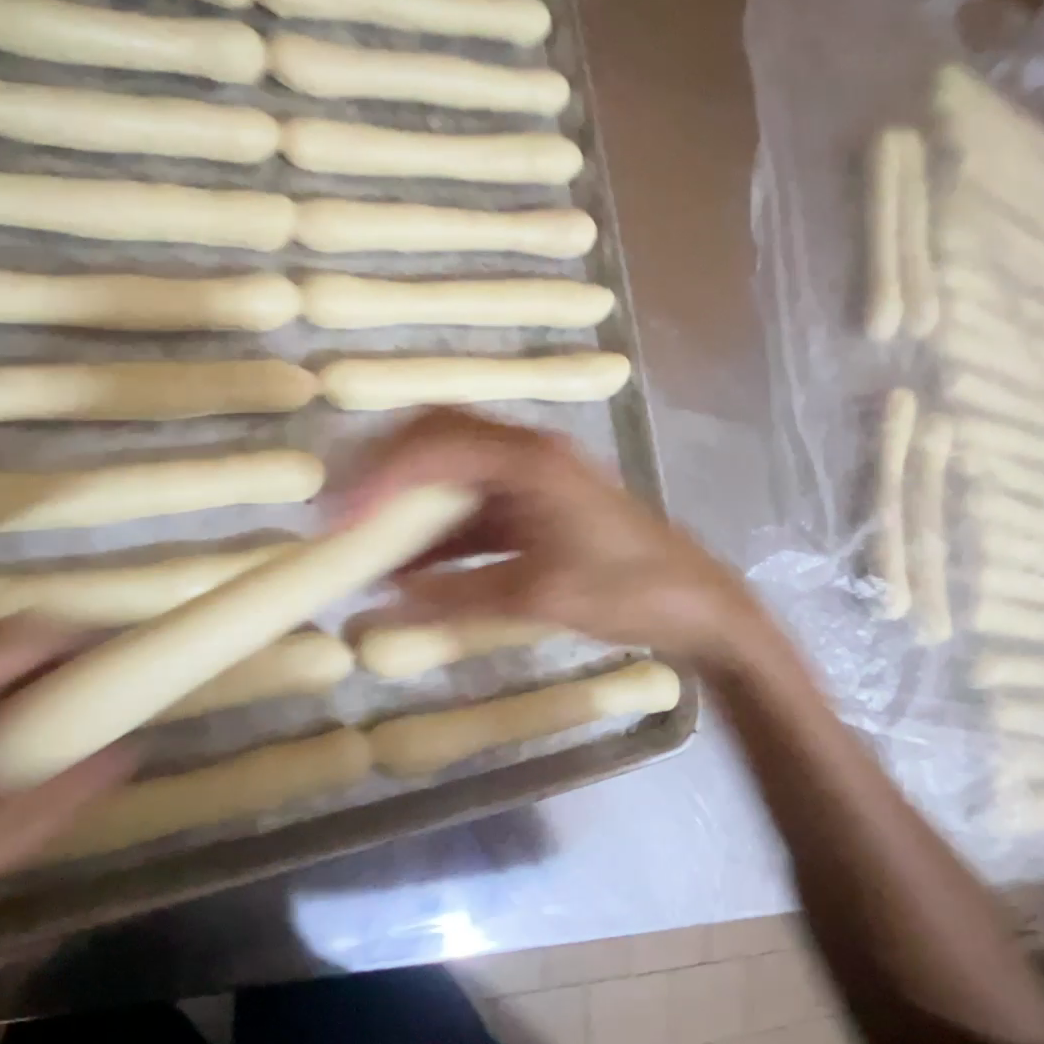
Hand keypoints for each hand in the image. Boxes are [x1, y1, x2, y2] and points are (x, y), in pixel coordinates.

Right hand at [337, 408, 763, 659]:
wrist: (702, 606)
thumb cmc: (632, 592)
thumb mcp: (540, 598)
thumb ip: (458, 596)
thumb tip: (386, 600)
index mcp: (530, 459)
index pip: (436, 446)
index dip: (380, 477)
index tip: (341, 515)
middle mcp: (526, 454)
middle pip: (438, 437)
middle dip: (385, 469)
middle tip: (343, 507)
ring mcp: (531, 478)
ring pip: (451, 472)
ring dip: (409, 503)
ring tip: (364, 541)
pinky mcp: (535, 506)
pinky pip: (472, 507)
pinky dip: (438, 532)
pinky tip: (409, 568)